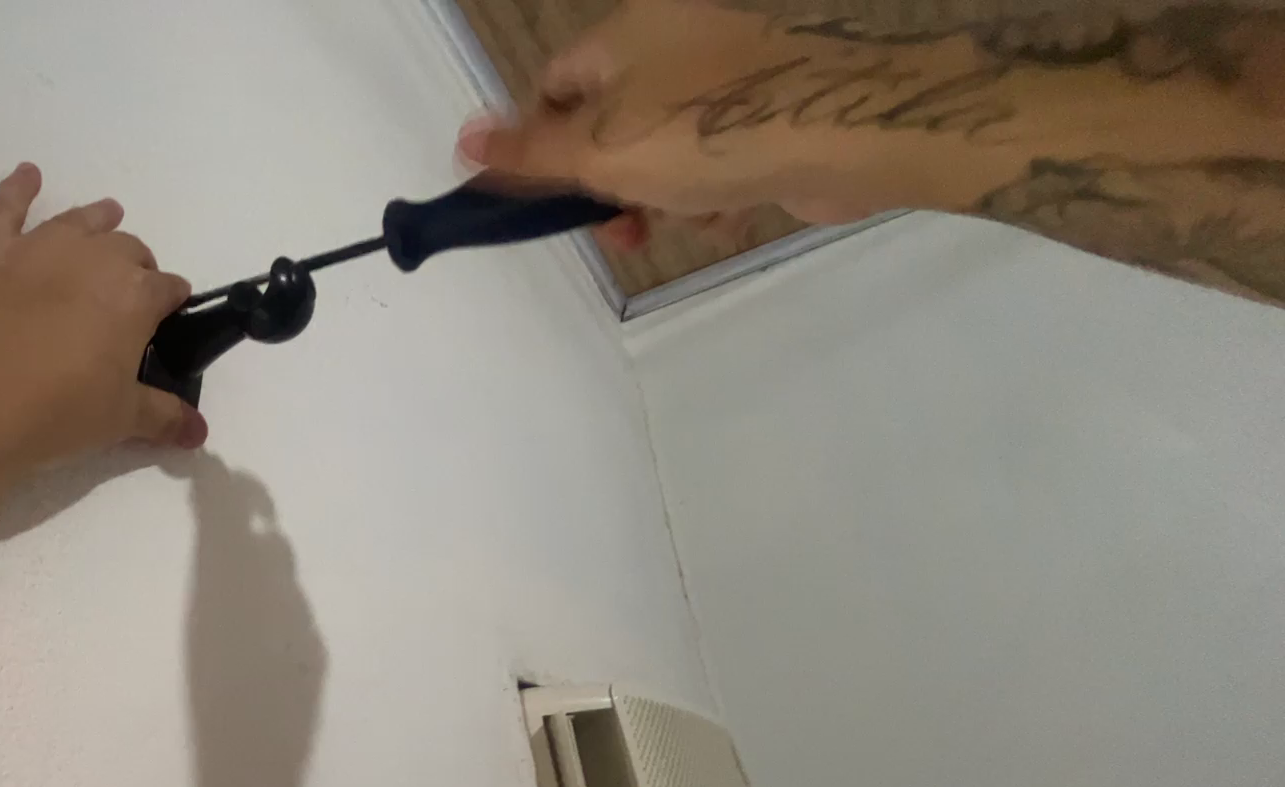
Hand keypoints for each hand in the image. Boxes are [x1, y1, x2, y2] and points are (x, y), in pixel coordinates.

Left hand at [0, 163, 206, 475]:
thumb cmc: (56, 414)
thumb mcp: (121, 420)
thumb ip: (165, 417)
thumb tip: (200, 432)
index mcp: (135, 297)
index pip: (168, 289)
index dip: (172, 302)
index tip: (168, 319)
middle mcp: (92, 259)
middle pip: (128, 249)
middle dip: (138, 265)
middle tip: (131, 293)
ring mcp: (36, 247)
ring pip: (79, 221)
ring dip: (99, 219)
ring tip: (109, 216)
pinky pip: (6, 206)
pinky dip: (19, 187)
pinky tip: (28, 175)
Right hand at [456, 0, 1042, 237]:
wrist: (848, 129)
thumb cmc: (705, 134)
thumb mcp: (597, 150)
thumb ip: (528, 151)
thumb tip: (461, 138)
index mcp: (625, 36)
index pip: (552, 88)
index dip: (538, 145)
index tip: (546, 198)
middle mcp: (671, 42)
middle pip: (603, 126)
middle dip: (600, 187)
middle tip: (611, 228)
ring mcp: (721, 75)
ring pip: (654, 152)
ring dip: (653, 199)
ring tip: (669, 225)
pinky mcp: (763, 111)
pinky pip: (706, 159)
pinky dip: (704, 193)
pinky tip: (721, 212)